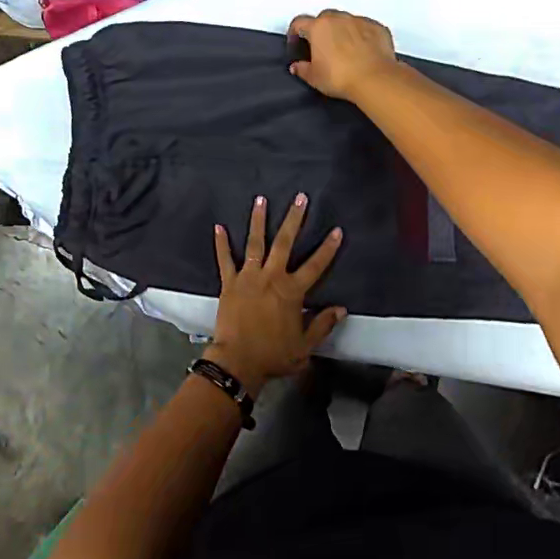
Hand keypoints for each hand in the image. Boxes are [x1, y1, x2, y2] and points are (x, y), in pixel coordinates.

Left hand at [206, 194, 347, 394]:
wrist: (238, 360)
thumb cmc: (274, 355)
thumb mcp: (306, 345)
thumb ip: (323, 324)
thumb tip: (340, 309)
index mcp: (292, 291)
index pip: (315, 265)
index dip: (328, 248)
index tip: (337, 230)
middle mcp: (271, 277)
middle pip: (285, 242)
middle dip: (294, 218)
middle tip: (300, 198)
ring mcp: (248, 277)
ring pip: (255, 242)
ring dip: (258, 220)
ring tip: (261, 199)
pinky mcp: (229, 282)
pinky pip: (224, 259)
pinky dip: (221, 243)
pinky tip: (218, 226)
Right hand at [288, 10, 396, 101]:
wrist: (375, 79)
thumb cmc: (340, 77)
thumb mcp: (314, 77)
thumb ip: (302, 69)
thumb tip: (296, 66)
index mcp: (318, 27)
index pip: (299, 22)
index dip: (294, 32)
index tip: (296, 43)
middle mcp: (338, 18)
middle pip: (324, 17)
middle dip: (320, 29)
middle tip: (321, 46)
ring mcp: (359, 21)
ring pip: (345, 20)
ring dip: (341, 30)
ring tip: (343, 49)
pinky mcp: (377, 27)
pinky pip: (364, 27)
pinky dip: (360, 35)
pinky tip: (362, 50)